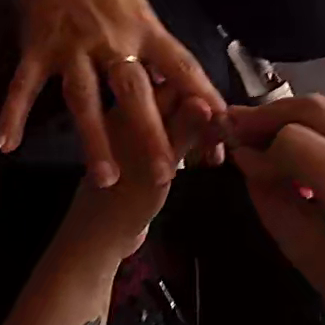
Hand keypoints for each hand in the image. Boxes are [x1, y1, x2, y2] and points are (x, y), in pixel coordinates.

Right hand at [0, 0, 226, 189]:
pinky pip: (25, 85)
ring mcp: (72, 45)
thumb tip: (175, 82)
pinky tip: (4, 145)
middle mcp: (112, 39)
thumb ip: (152, 43)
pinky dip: (12, 114)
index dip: (204, 100)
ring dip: (94, 139)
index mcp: (143, 26)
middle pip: (135, 91)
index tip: (221, 135)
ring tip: (105, 179)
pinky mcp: (37, 47)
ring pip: (84, 97)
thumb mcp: (137, 2)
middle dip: (151, 132)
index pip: (182, 66)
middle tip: (167, 175)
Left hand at [60, 93, 215, 262]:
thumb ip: (181, 131)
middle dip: (204, 116)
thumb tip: (205, 100)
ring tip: (216, 156)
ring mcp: (135, 132)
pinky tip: (204, 161)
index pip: (172, 86)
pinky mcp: (141, 152)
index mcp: (128, 108)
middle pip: (176, 100)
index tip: (226, 121)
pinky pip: (169, 137)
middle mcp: (130, 113)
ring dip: (198, 133)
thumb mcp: (159, 165)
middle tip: (225, 141)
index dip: (202, 98)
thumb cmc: (125, 201)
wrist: (98, 238)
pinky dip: (189, 146)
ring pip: (174, 120)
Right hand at [228, 95, 324, 324]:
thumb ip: (269, 193)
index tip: (238, 160)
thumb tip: (243, 154)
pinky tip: (287, 149)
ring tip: (256, 135)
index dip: (259, 147)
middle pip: (314, 109)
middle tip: (235, 127)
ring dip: (286, 117)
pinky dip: (306, 129)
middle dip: (268, 115)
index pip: (294, 141)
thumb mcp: (299, 246)